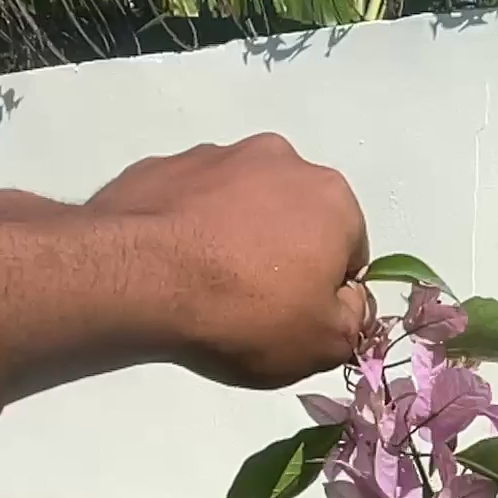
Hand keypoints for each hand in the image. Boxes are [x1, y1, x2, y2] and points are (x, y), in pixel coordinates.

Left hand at [0, 133, 371, 394]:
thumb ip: (356, 319)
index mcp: (334, 198)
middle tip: (256, 304)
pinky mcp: (166, 163)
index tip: (299, 318)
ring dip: (240, 239)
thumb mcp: (327, 343)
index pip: (350, 254)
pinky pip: (196, 204)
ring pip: (246, 207)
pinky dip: (195, 230)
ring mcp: (220, 155)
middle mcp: (284, 160)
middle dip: (286, 256)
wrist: (141, 280)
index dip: (328, 293)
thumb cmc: (249, 313)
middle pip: (299, 221)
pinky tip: (178, 268)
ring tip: (211, 286)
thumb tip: (349, 300)